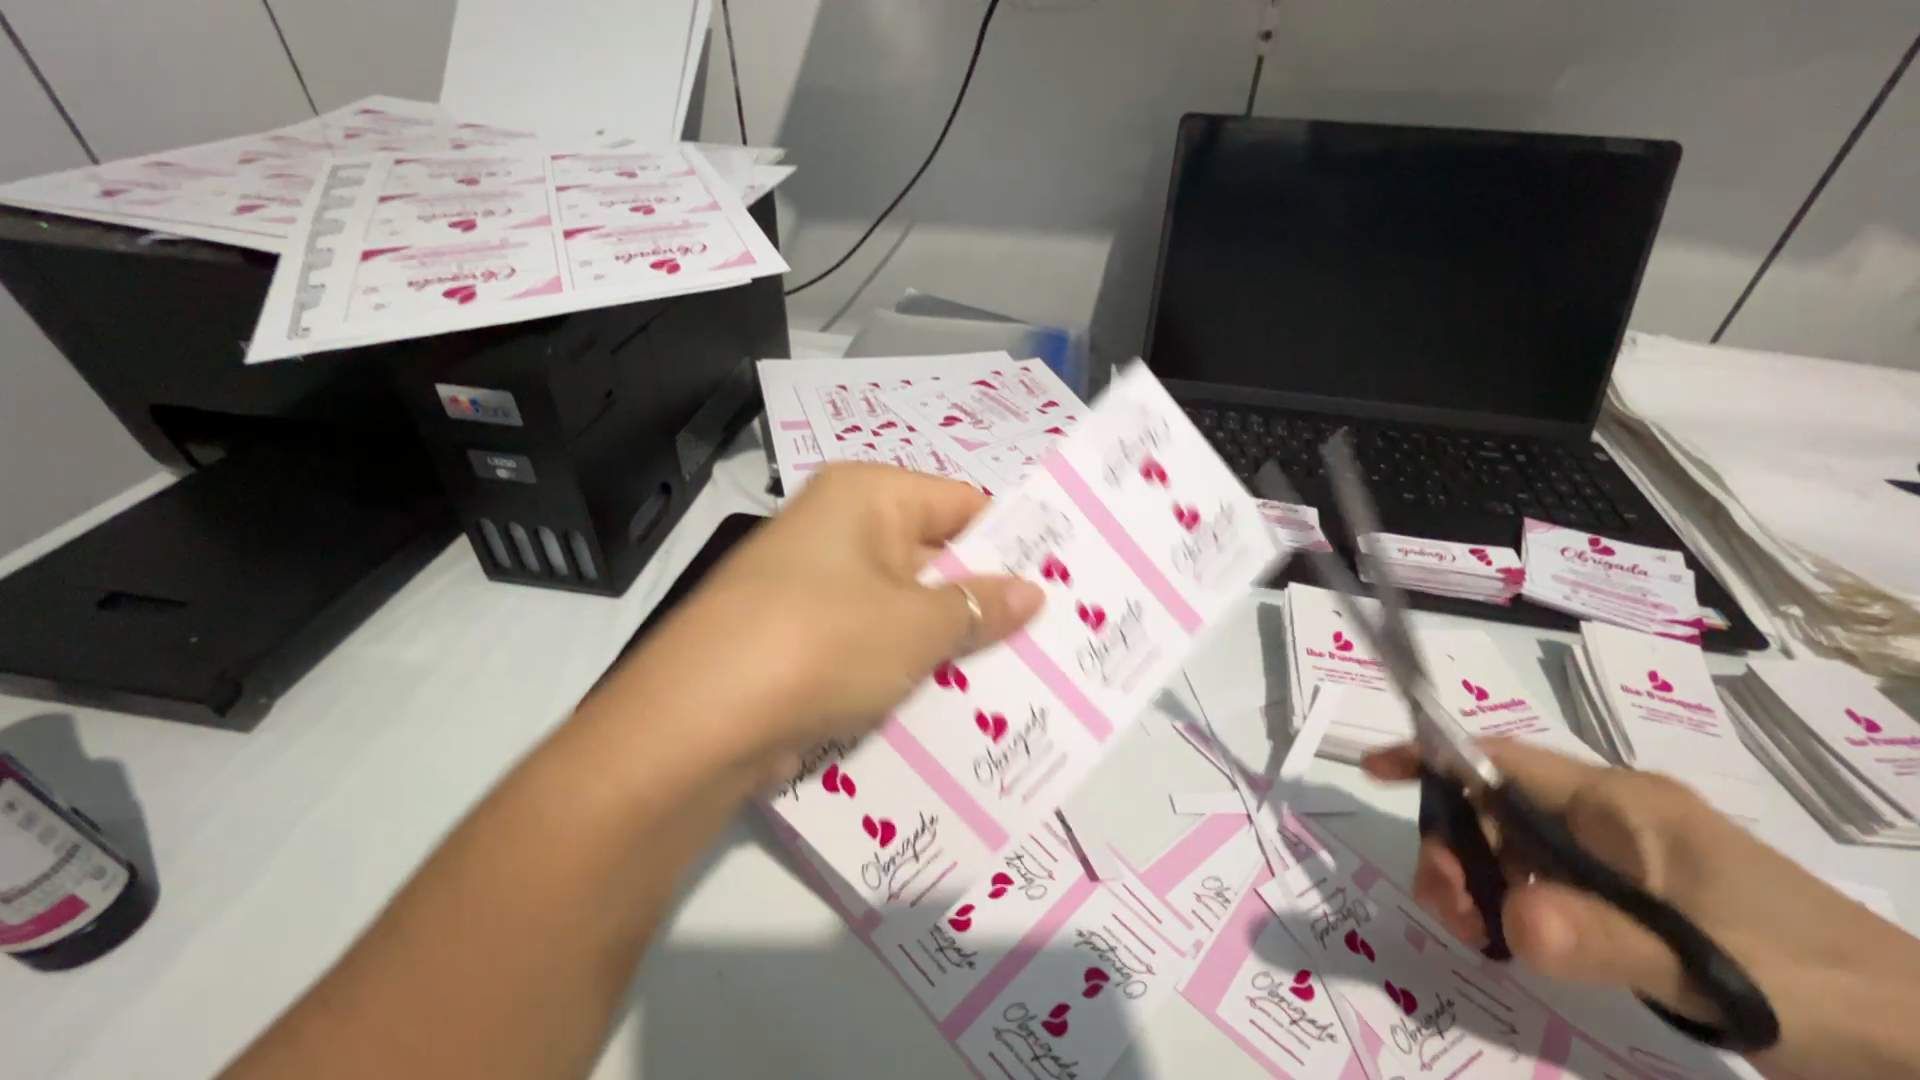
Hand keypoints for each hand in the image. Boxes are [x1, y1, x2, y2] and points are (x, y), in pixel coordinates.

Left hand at [617, 464, 1042, 774]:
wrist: (699, 722)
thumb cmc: (823, 642)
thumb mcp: (917, 624)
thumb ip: (980, 606)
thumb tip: (1032, 592)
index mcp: (866, 495)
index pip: (962, 503)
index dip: (1012, 542)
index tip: (1062, 583)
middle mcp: (839, 530)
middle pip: (933, 557)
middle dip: (984, 601)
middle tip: (1052, 640)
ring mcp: (815, 589)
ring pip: (905, 610)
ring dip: (949, 644)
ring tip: (1017, 680)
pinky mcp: (801, 643)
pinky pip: (872, 648)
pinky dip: (906, 672)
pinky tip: (952, 706)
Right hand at [1363, 739, 1919, 1072]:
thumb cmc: (1815, 982)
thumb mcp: (1706, 965)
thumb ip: (1599, 938)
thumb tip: (1506, 921)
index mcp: (1621, 805)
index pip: (1502, 760)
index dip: (1432, 757)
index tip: (1375, 772)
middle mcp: (1614, 819)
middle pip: (1495, 809)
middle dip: (1455, 849)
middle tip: (1453, 915)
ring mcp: (1625, 860)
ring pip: (1515, 850)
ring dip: (1481, 884)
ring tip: (1483, 937)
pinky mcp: (1635, 901)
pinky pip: (1546, 885)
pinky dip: (1516, 907)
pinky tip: (1521, 944)